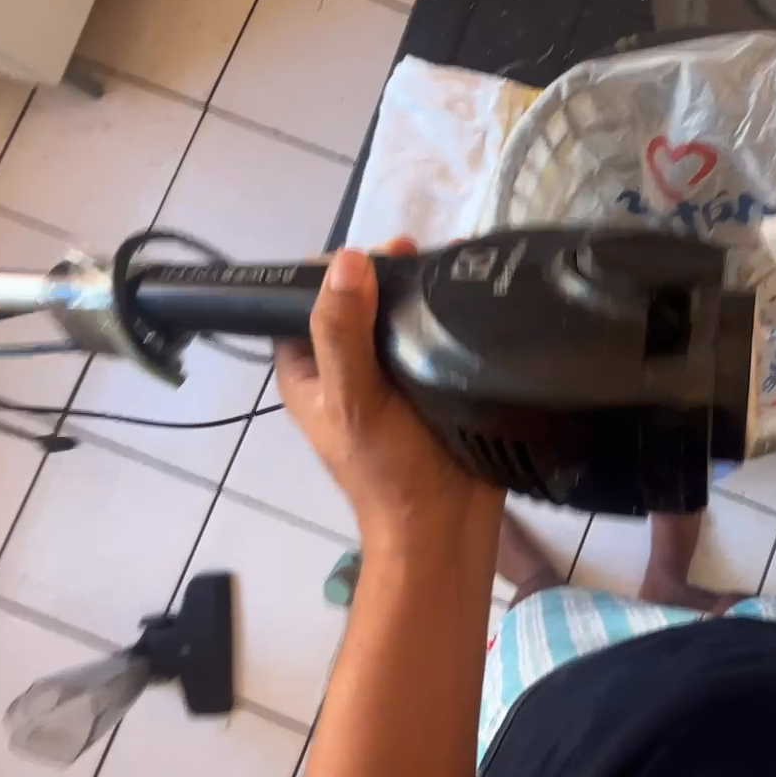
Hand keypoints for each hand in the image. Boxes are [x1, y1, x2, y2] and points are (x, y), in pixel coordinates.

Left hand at [274, 240, 503, 563]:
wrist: (448, 523)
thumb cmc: (389, 469)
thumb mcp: (354, 399)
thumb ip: (343, 332)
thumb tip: (348, 260)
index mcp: (310, 370)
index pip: (306, 302)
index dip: (334, 271)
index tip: (374, 252)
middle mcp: (346, 368)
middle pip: (357, 304)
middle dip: (384, 275)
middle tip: (419, 255)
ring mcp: (391, 377)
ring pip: (397, 318)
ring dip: (418, 292)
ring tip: (449, 266)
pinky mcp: (430, 384)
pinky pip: (432, 338)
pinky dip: (446, 315)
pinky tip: (469, 295)